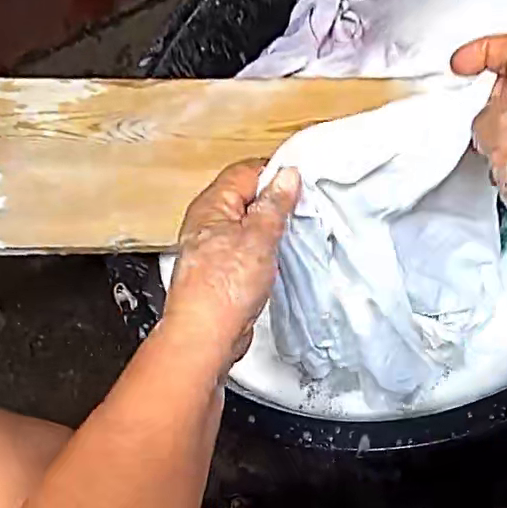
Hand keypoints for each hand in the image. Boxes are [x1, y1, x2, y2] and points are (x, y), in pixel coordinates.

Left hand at [160, 159, 300, 364]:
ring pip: (247, 229)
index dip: (275, 173)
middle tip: (298, 212)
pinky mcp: (221, 276)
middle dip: (274, 204)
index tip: (300, 182)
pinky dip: (262, 255)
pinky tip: (274, 263)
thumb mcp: (258, 237)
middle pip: (246, 200)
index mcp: (211, 205)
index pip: (246, 172)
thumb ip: (273, 205)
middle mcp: (207, 226)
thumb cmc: (220, 290)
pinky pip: (246, 254)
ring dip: (269, 233)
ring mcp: (213, 252)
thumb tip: (285, 178)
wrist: (206, 336)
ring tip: (288, 239)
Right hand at [451, 32, 506, 227]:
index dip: (485, 50)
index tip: (459, 64)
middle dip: (486, 96)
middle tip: (467, 108)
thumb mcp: (496, 124)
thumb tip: (484, 123)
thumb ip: (483, 113)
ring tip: (484, 147)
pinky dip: (501, 156)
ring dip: (492, 132)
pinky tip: (497, 170)